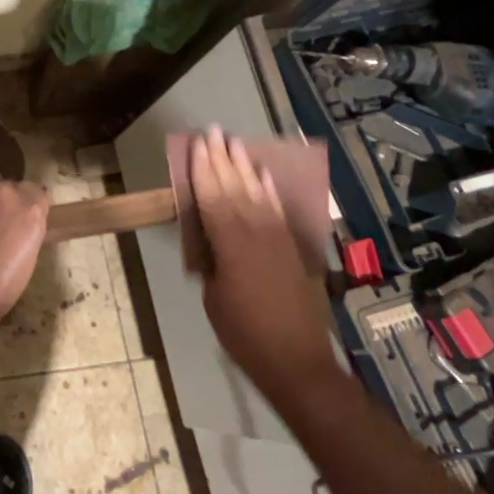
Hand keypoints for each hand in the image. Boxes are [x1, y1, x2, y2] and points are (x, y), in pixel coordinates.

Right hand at [190, 127, 338, 390]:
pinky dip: (271, 190)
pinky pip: (280, 210)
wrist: (297, 361)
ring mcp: (279, 239)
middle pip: (236, 188)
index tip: (197, 144)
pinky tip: (264, 175)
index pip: (213, 198)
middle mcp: (257, 234)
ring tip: (235, 143)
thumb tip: (208, 236)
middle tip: (214, 131)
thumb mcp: (215, 297)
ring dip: (245, 167)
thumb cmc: (245, 334)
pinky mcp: (294, 248)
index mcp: (231, 246)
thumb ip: (212, 260)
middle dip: (223, 159)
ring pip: (259, 193)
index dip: (203, 170)